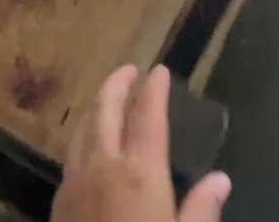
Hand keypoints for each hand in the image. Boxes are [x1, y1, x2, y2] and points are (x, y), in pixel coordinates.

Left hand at [52, 65, 230, 221]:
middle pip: (105, 109)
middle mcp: (103, 166)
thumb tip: (220, 180)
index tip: (161, 71)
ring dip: (97, 107)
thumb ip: (200, 211)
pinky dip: (83, 138)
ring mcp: (75, 185)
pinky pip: (70, 157)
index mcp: (139, 171)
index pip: (147, 114)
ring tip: (109, 100)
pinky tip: (89, 149)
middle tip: (131, 70)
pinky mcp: (58, 207)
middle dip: (118, 84)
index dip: (154, 89)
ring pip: (82, 130)